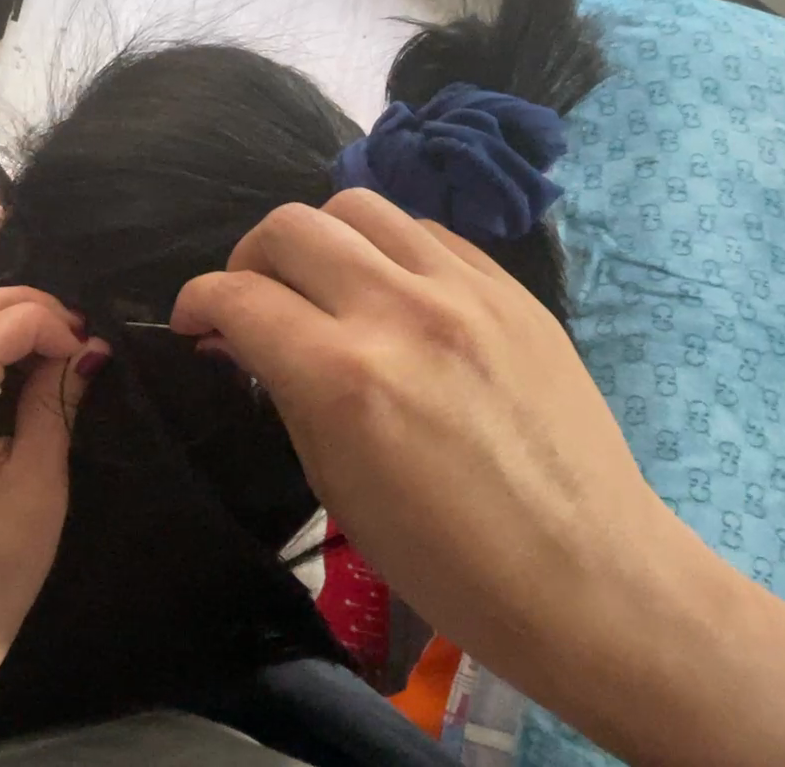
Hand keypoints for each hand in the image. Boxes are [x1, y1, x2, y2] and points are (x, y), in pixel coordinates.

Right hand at [172, 190, 784, 766]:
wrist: (591, 579)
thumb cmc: (440, 556)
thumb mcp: (328, 479)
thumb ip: (277, 386)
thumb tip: (236, 337)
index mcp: (341, 376)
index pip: (235, 295)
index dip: (195, 303)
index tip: (193, 325)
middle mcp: (398, 312)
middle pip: (287, 227)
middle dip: (246, 260)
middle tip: (252, 302)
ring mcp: (464, 292)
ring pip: (354, 206)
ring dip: (315, 240)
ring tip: (320, 286)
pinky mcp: (511, 290)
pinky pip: (421, 231)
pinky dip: (381, 250)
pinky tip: (387, 293)